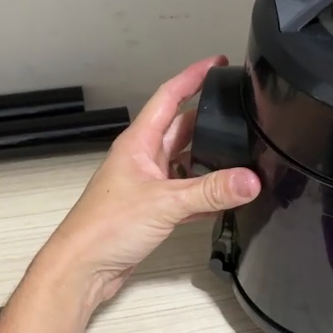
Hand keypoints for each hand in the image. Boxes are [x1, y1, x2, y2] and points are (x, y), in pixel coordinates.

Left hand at [33, 57, 260, 310]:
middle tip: (238, 110)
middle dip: (208, 119)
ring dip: (208, 159)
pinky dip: (204, 194)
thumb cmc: (104, 227)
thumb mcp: (164, 202)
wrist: (83, 268)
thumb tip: (249, 179)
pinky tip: (224, 198)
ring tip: (239, 153)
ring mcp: (146, 184)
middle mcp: (142, 158)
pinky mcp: (151, 210)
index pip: (169, 97)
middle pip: (180, 128)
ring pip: (184, 161)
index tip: (217, 64)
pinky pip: (185, 193)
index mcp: (138, 143)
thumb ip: (210, 191)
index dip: (193, 77)